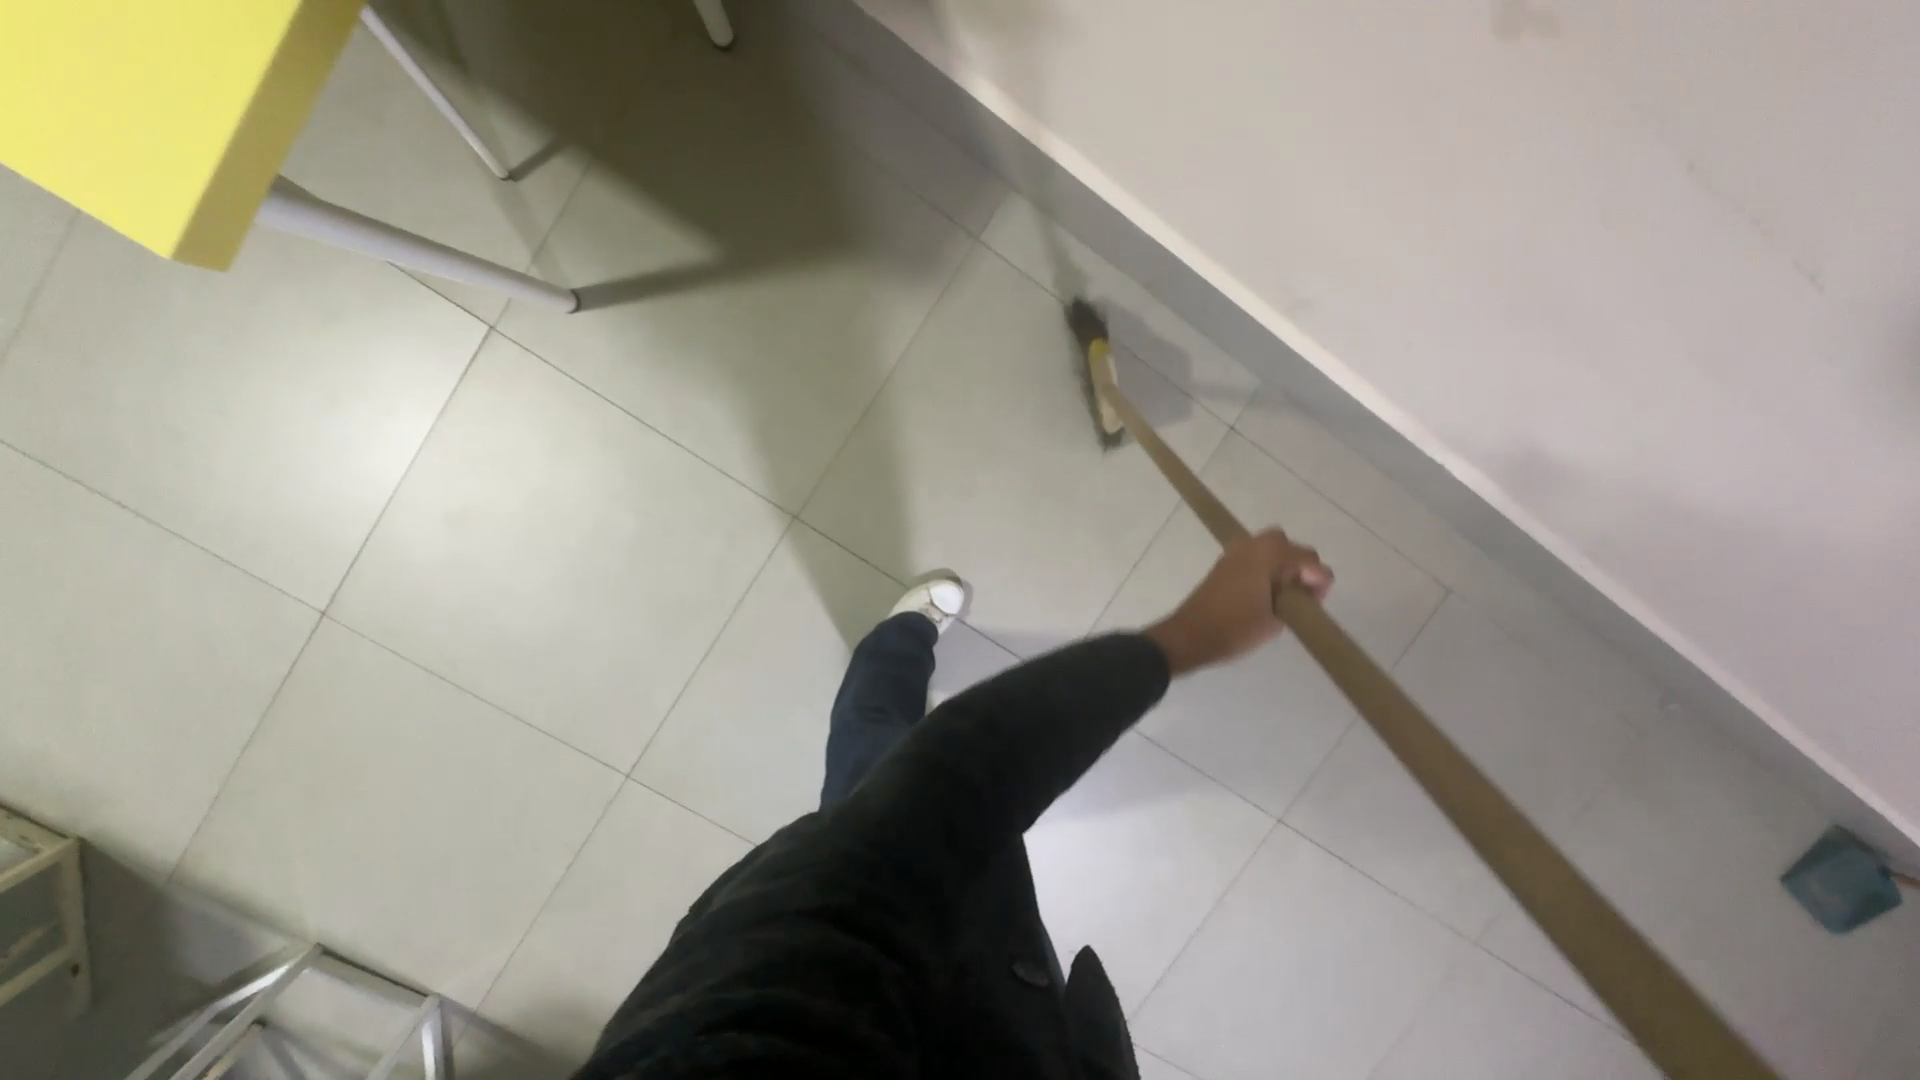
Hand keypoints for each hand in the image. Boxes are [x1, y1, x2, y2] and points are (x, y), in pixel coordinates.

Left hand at [1144, 529, 1332, 675]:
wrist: (1190, 635)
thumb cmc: (1236, 628)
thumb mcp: (1277, 619)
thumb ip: (1298, 600)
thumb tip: (1304, 592)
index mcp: (1268, 553)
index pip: (1308, 558)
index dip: (1319, 580)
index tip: (1317, 602)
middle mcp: (1251, 544)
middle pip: (1288, 546)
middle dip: (1300, 567)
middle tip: (1302, 595)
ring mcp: (1233, 552)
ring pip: (1269, 549)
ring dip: (1281, 566)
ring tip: (1284, 596)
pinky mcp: (1223, 564)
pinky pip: (1253, 557)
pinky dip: (1264, 569)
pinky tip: (1266, 594)